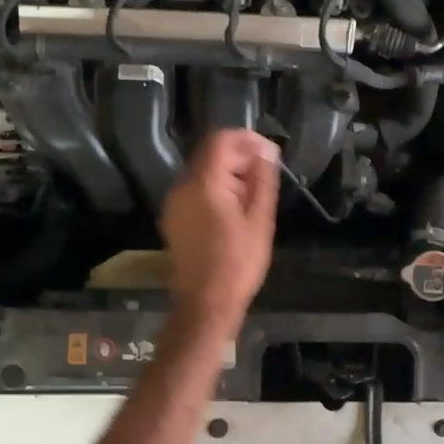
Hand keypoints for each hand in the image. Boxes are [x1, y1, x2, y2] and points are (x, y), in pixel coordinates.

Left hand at [159, 129, 279, 331]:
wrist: (206, 304)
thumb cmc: (238, 263)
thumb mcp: (259, 219)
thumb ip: (262, 179)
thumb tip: (266, 150)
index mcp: (202, 184)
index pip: (221, 140)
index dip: (247, 139)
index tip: (269, 153)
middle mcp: (181, 188)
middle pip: (209, 155)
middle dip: (239, 158)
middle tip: (265, 177)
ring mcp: (174, 205)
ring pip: (202, 173)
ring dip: (228, 175)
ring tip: (254, 196)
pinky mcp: (174, 220)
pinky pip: (194, 192)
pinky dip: (215, 191)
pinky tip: (235, 211)